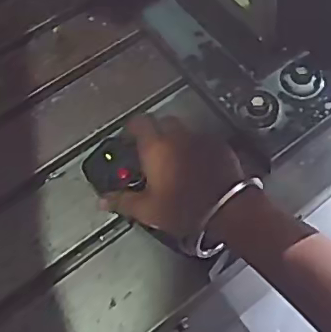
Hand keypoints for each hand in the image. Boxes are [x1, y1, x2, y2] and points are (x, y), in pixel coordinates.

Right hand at [104, 114, 246, 237]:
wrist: (226, 209)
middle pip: (162, 122)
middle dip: (155, 133)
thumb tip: (105, 200)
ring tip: (173, 161)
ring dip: (177, 141)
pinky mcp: (220, 146)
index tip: (128, 138)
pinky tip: (195, 165)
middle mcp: (178, 137)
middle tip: (150, 151)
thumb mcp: (147, 209)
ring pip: (184, 131)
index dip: (132, 128)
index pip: (138, 122)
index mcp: (156, 147)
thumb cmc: (185, 209)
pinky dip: (196, 148)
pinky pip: (203, 141)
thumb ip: (122, 201)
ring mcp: (201, 139)